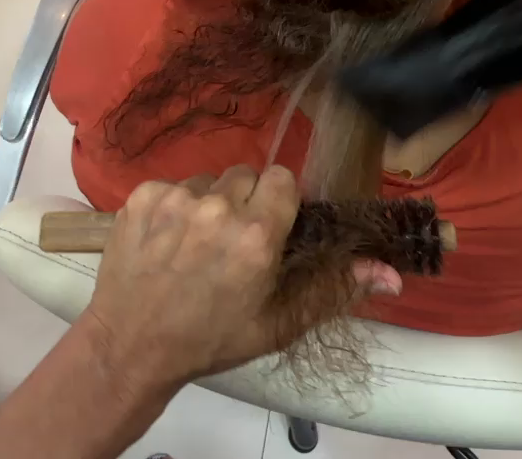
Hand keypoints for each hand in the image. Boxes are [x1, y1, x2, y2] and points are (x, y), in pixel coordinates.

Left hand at [75, 165, 395, 398]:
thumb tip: (391, 273)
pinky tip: (167, 241)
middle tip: (233, 242)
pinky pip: (173, 185)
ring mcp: (174, 197)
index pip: (282, 179)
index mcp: (255, 234)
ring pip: (209, 180)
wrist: (131, 345)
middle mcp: (217, 206)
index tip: (270, 227)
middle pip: (247, 176)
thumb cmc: (211, 338)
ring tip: (196, 245)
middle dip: (246, 201)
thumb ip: (333, 289)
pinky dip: (174, 206)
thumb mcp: (277, 323)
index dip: (279, 202)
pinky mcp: (142, 195)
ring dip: (209, 203)